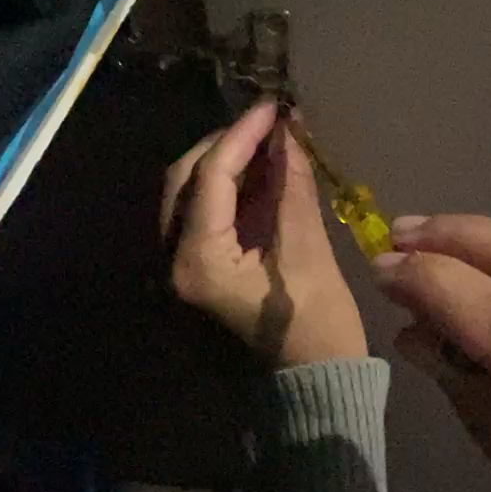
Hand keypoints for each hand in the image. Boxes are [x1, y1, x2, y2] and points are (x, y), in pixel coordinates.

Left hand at [162, 99, 368, 368]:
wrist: (314, 383)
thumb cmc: (316, 328)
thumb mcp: (308, 253)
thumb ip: (293, 186)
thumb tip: (291, 131)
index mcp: (197, 263)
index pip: (210, 179)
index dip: (243, 136)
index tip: (274, 108)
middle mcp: (174, 261)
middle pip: (187, 180)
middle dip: (226, 145)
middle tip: (269, 123)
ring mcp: (182, 266)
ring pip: (191, 194)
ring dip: (228, 163)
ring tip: (271, 140)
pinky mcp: (200, 267)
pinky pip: (206, 214)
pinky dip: (232, 188)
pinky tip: (264, 169)